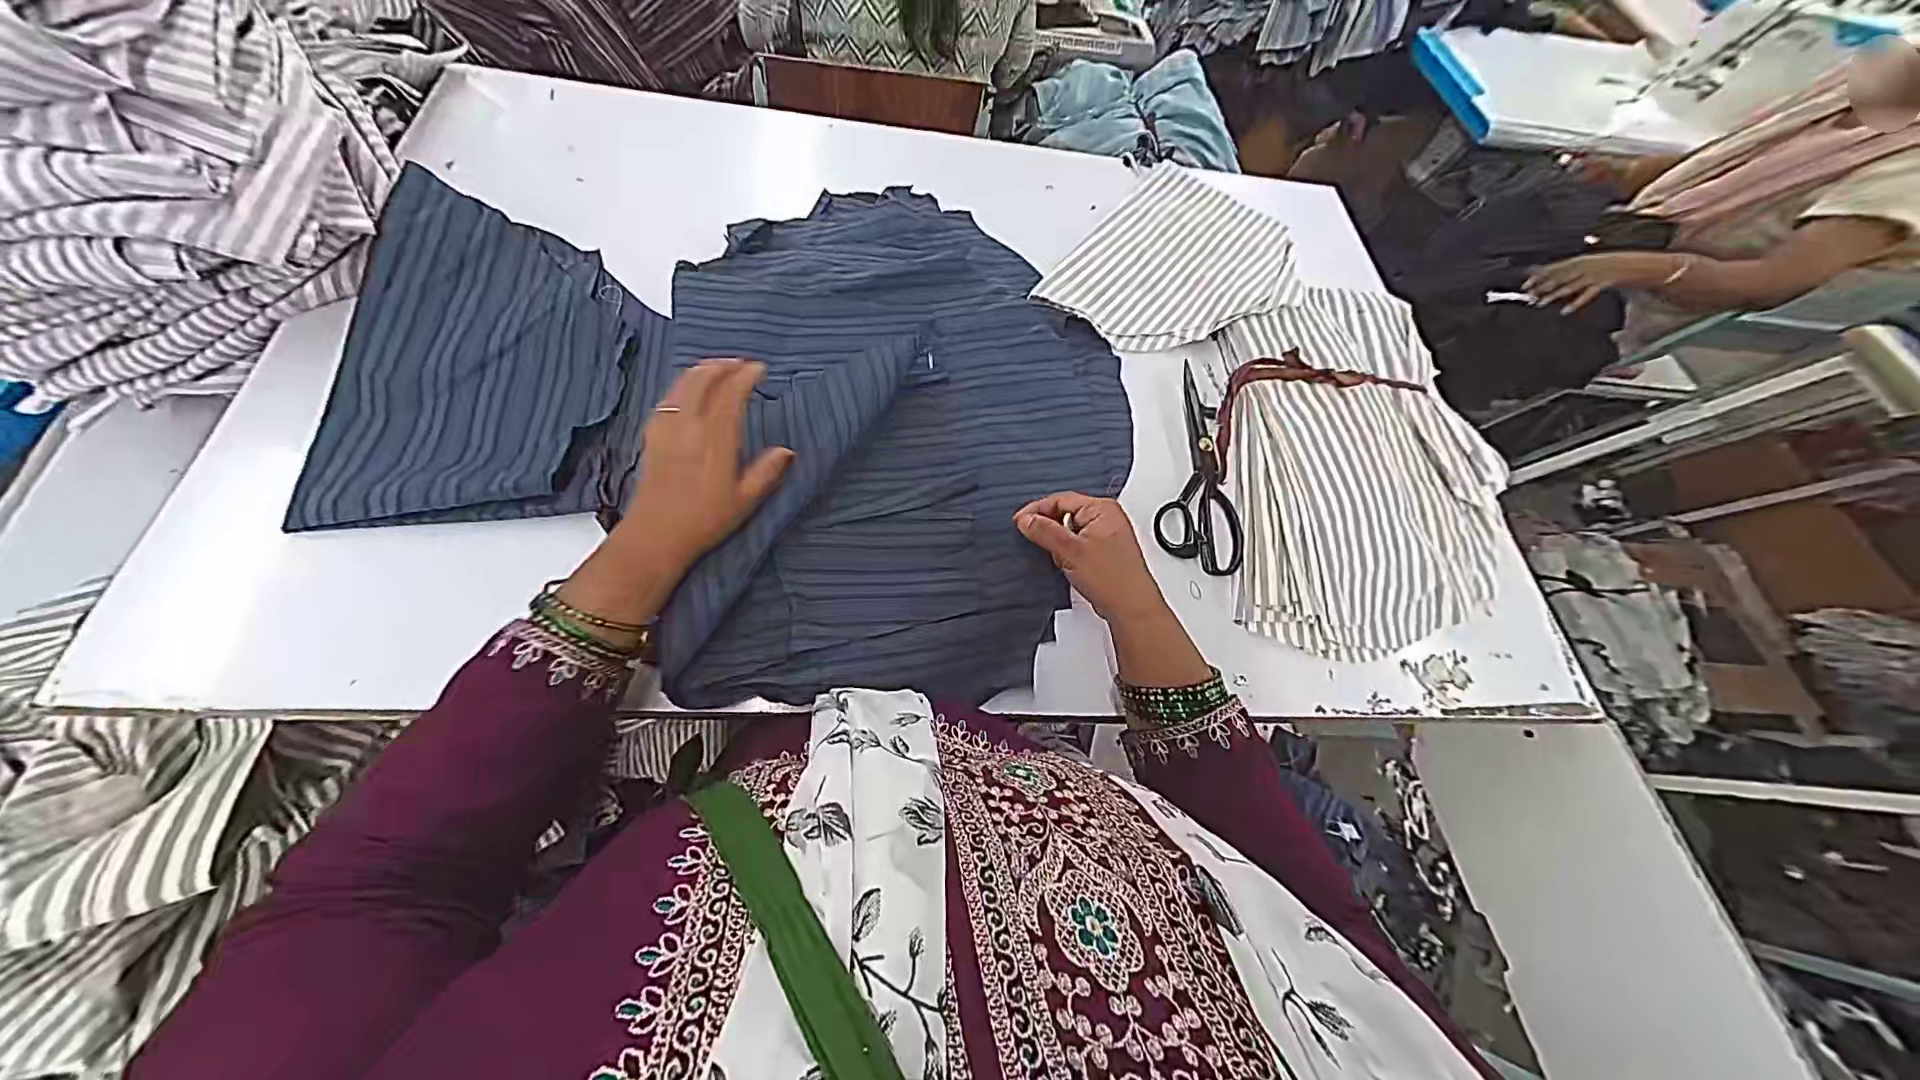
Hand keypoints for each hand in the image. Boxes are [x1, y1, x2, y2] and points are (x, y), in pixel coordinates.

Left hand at [625, 358, 794, 567]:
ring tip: (717, 369)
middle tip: (739, 363)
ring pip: (682, 385)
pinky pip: (667, 399)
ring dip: (701, 371)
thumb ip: (766, 472)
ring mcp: (666, 429)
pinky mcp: (652, 437)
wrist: (656, 535)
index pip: (731, 394)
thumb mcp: (745, 500)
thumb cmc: (704, 520)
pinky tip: (688, 392)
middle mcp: (689, 427)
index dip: (746, 376)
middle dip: (722, 365)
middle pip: (703, 380)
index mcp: (715, 439)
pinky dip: (682, 386)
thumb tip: (786, 451)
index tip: (759, 369)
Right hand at [1015, 492, 1212, 689]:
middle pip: (1064, 513)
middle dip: (1048, 528)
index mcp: (1102, 509)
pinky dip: (1066, 554)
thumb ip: (1045, 531)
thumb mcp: (1070, 550)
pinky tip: (1066, 566)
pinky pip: (1076, 546)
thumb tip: (1027, 519)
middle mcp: (1106, 518)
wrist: (1130, 607)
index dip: (1038, 510)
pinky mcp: (1102, 553)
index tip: (1020, 522)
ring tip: (1059, 559)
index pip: (1061, 499)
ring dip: (1058, 543)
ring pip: (1069, 531)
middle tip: (1035, 540)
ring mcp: (1105, 536)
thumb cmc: (1114, 579)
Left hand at [1525, 252, 1680, 313]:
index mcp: (1586, 258)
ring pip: (1571, 284)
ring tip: (1539, 303)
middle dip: (1543, 286)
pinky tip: (1564, 310)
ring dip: (1554, 294)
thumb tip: (1554, 282)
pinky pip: (1589, 293)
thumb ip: (1576, 272)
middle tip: (1528, 296)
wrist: (1649, 265)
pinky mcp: (1609, 281)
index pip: (1557, 267)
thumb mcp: (1596, 265)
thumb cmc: (1620, 266)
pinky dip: (1576, 302)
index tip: (1525, 284)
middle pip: (1561, 276)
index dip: (1539, 275)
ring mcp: (1600, 272)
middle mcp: (1590, 263)